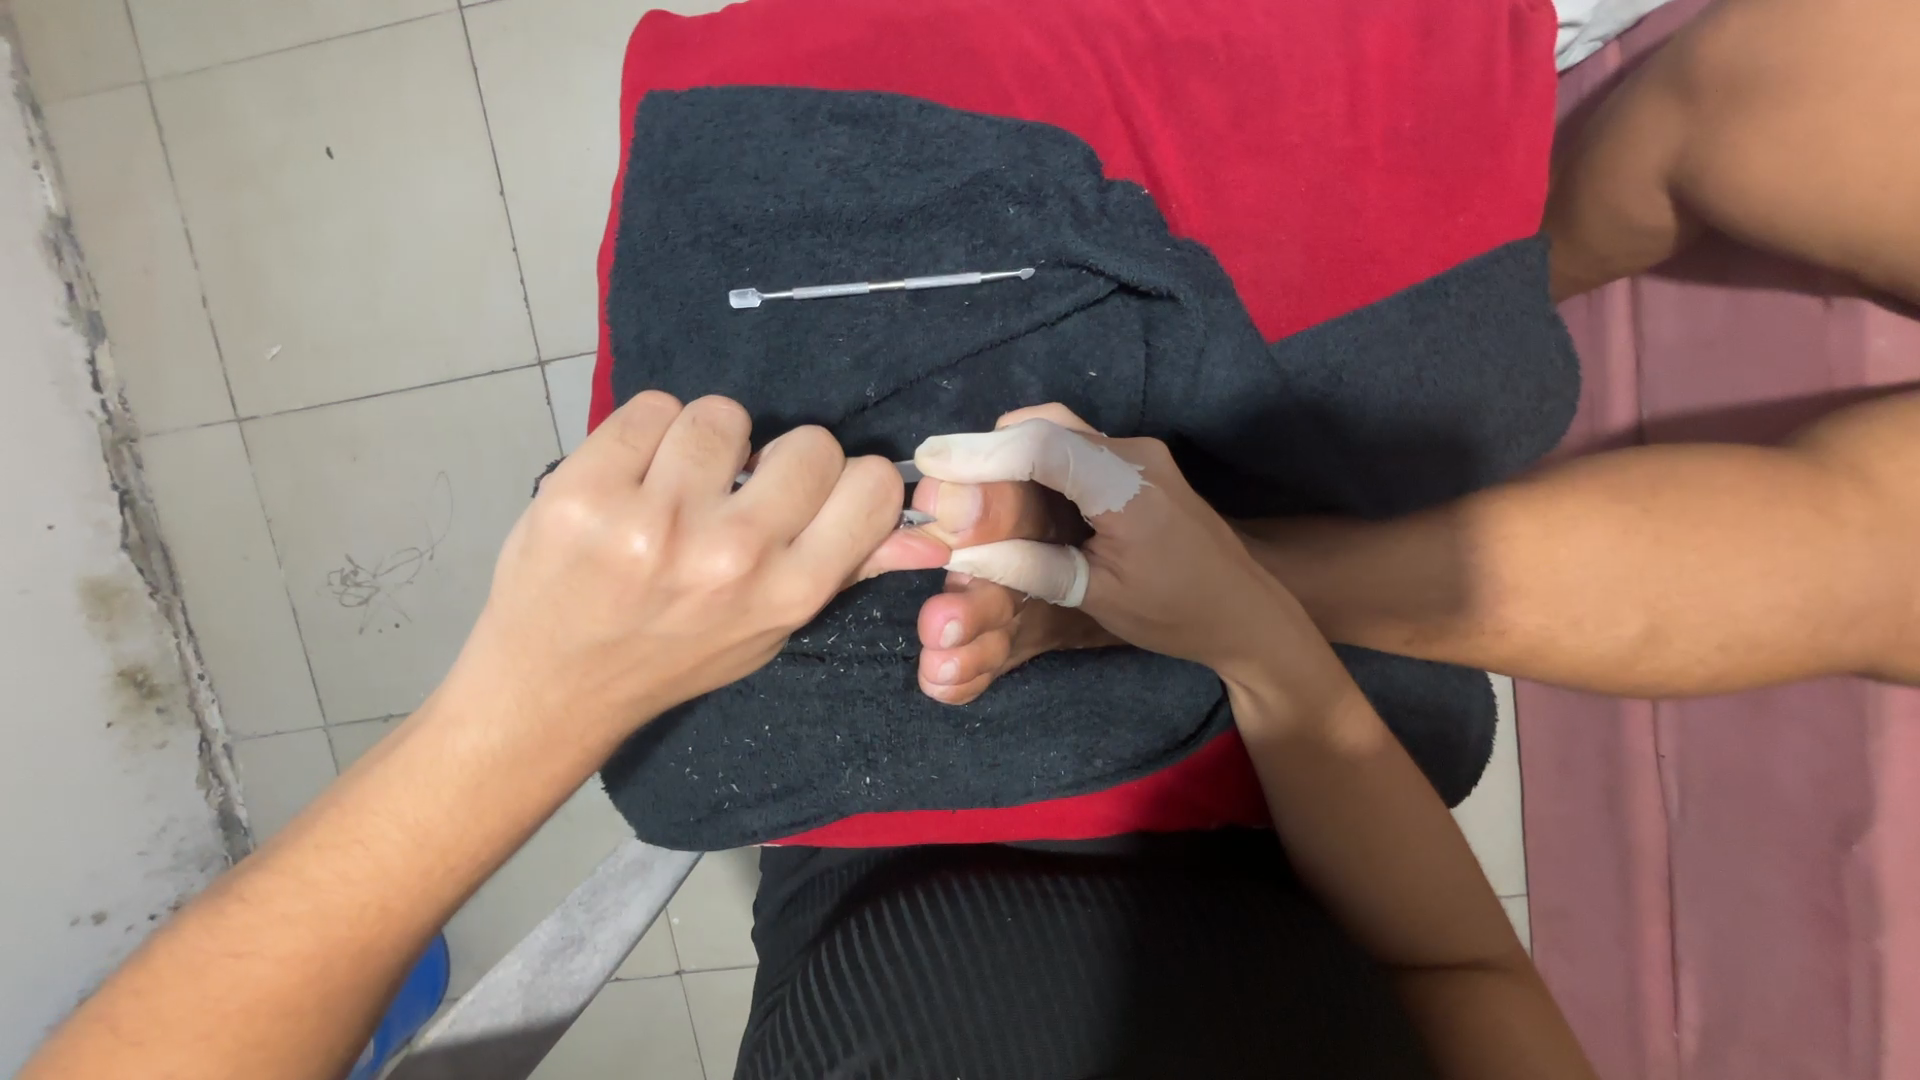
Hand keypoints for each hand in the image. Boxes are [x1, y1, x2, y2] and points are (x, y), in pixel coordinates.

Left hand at [453, 392, 949, 739]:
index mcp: (789, 591)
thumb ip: (844, 572)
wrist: (551, 685)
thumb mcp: (772, 631)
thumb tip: (927, 537)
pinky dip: (649, 432)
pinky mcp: (585, 488)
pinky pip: (652, 407)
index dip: (849, 480)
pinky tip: (633, 476)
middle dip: (782, 459)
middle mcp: (733, 553)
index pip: (872, 486)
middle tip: (742, 491)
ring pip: (724, 414)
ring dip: (708, 443)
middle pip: (810, 442)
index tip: (815, 494)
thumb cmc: (676, 658)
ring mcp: (656, 518)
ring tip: (678, 485)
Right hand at [913, 404, 1317, 684]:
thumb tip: (959, 551)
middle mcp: (1134, 452)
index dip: (980, 452)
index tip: (929, 461)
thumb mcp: (1098, 596)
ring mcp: (1139, 453)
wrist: (1247, 610)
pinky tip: (1009, 491)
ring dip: (1008, 453)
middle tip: (941, 477)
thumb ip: (1030, 566)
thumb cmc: (1178, 612)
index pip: (1043, 448)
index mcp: (1128, 486)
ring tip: (965, 487)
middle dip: (987, 447)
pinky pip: (1073, 448)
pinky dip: (1032, 462)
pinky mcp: (1136, 464)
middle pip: (1045, 427)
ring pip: (1057, 432)